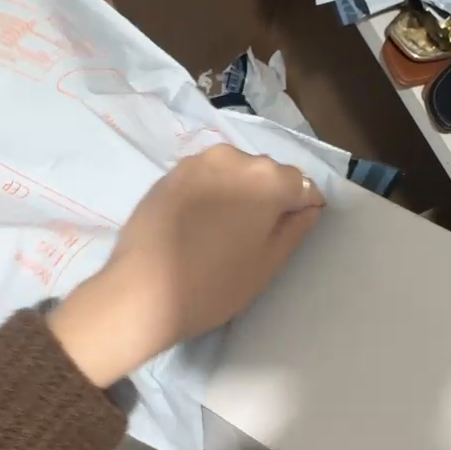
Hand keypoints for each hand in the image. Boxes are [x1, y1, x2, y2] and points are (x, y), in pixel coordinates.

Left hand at [48, 145, 325, 386]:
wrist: (142, 292)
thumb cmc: (214, 285)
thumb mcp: (266, 265)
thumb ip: (294, 229)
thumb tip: (308, 206)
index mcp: (267, 178)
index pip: (301, 184)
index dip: (301, 206)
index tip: (292, 229)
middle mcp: (234, 157)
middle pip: (266, 173)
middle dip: (269, 196)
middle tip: (255, 235)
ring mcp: (196, 162)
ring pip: (233, 172)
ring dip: (238, 192)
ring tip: (225, 230)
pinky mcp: (168, 174)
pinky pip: (204, 178)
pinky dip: (210, 194)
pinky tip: (199, 225)